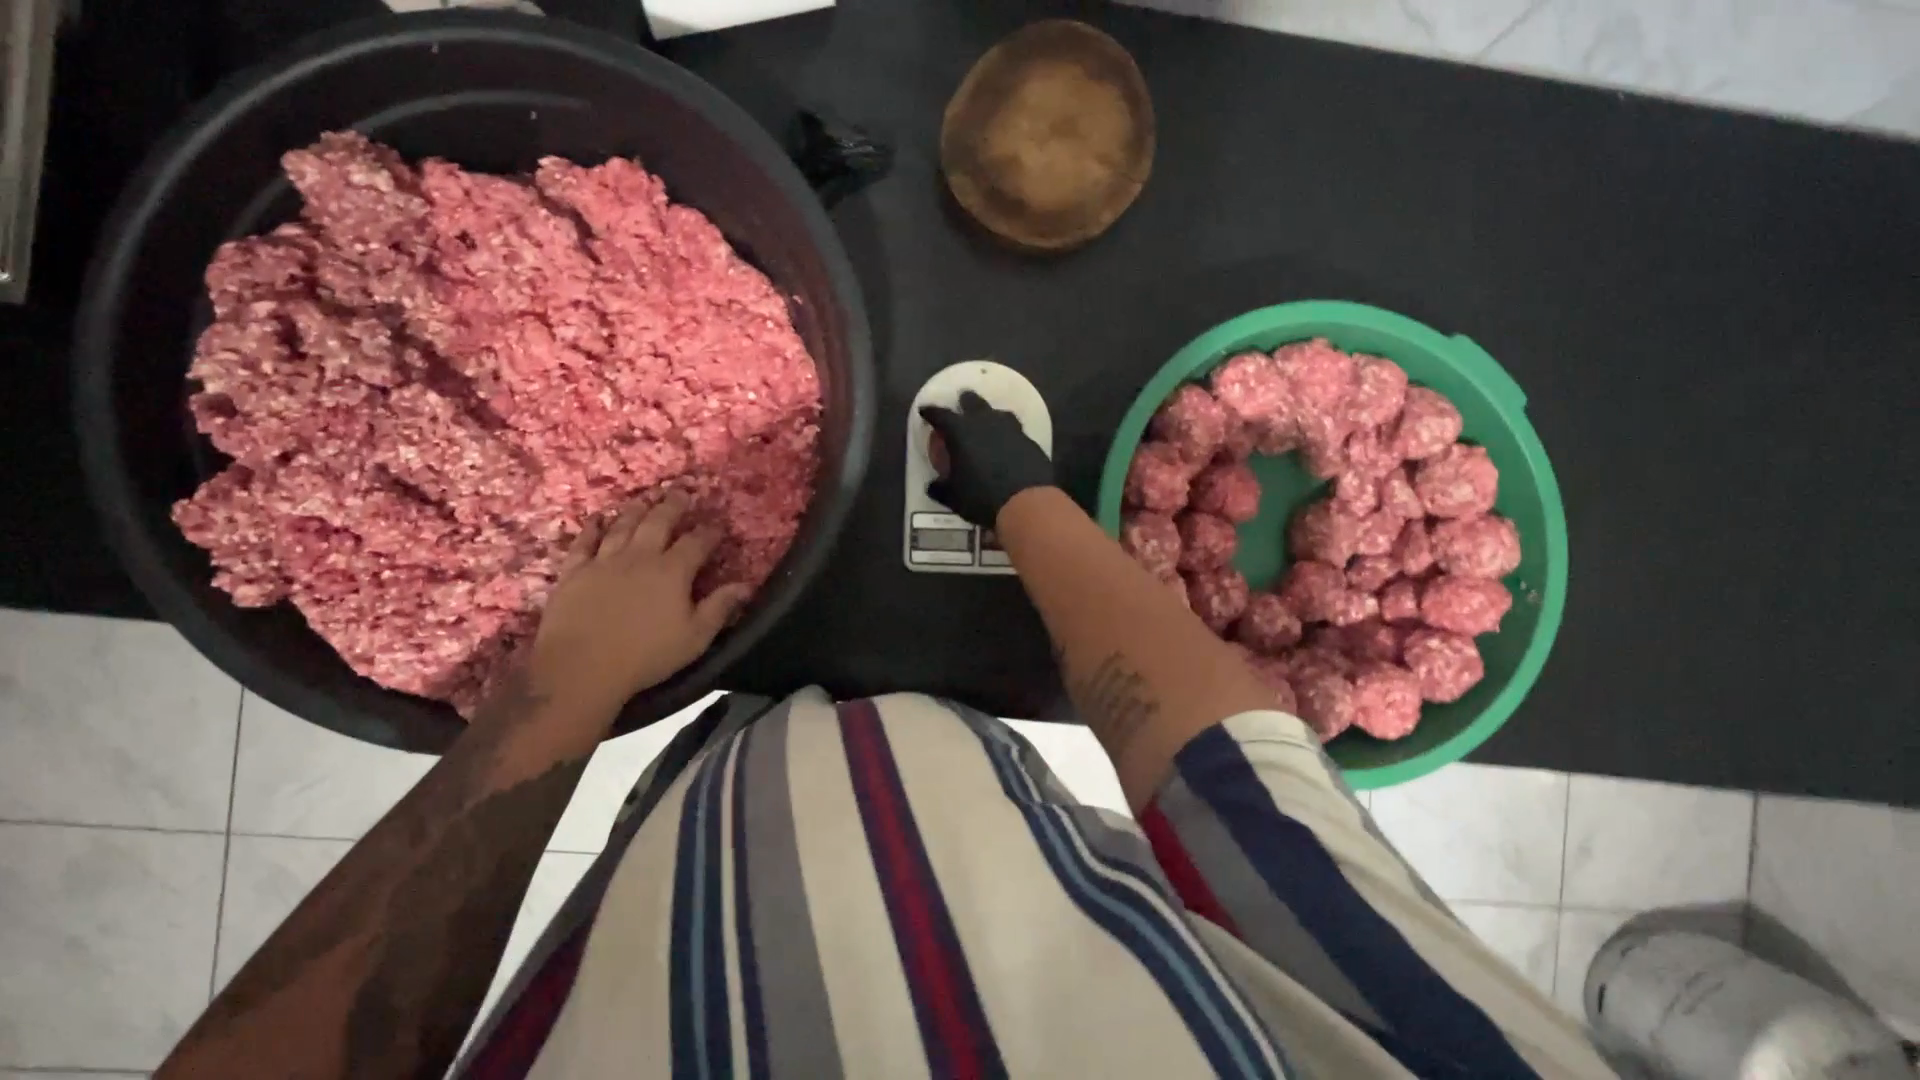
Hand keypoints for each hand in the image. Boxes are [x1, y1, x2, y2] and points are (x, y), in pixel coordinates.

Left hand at [526, 493, 751, 715]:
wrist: (581, 666)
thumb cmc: (646, 655)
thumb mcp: (695, 637)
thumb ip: (719, 607)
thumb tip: (745, 585)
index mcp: (673, 571)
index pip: (696, 542)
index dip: (709, 532)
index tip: (717, 526)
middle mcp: (640, 556)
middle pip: (659, 522)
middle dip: (673, 506)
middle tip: (681, 493)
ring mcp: (604, 560)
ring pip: (623, 525)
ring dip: (636, 510)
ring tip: (645, 499)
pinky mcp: (575, 571)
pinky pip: (584, 541)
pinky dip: (592, 527)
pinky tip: (597, 518)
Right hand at [919, 390, 1053, 527]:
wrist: (1025, 503)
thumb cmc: (981, 497)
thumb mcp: (952, 497)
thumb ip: (940, 488)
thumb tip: (933, 486)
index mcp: (960, 431)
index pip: (940, 414)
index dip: (931, 412)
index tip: (925, 411)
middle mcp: (984, 422)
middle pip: (972, 402)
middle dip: (964, 402)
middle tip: (960, 405)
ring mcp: (1010, 429)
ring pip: (997, 412)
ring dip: (988, 415)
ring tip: (986, 423)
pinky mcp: (1028, 440)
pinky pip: (1014, 430)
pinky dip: (1006, 433)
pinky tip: (1007, 443)